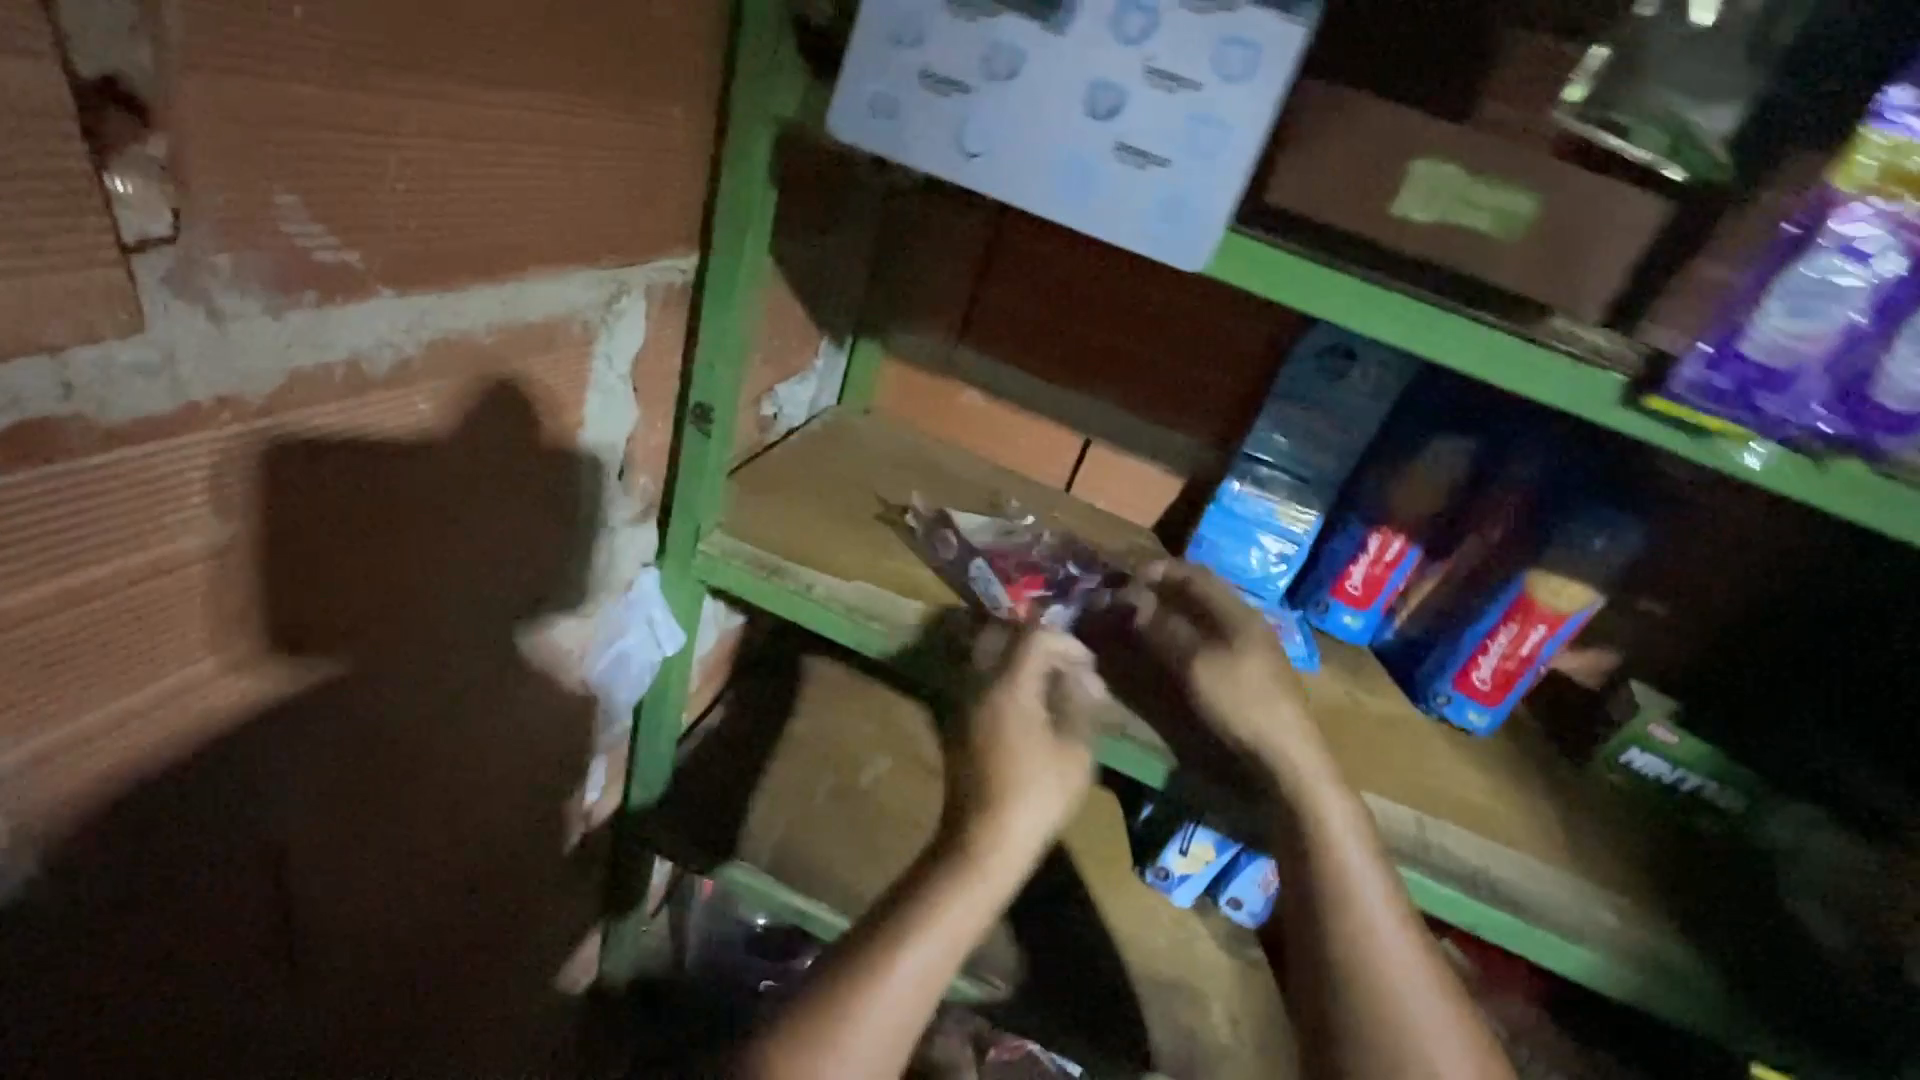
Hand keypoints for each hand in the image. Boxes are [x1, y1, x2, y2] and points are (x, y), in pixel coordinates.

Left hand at [942, 624, 1104, 858]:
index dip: (1066, 642)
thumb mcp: (1075, 749)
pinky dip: (1001, 680)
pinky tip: (1027, 708)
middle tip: (1063, 665)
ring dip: (1016, 660)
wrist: (983, 840)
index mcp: (1008, 684)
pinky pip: (977, 682)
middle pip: (1000, 634)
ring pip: (984, 657)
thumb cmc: (1037, 795)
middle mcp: (977, 683)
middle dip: (1035, 642)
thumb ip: (1080, 702)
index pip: (1034, 635)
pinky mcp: (955, 722)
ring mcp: (960, 702)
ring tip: (1048, 686)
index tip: (1088, 665)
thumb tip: (1084, 676)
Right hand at [1130, 562, 1331, 786]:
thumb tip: (1133, 599)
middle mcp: (1243, 621)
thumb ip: (1163, 628)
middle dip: (1160, 592)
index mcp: (1237, 611)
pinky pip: (1205, 640)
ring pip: (1200, 618)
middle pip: (1198, 594)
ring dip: (1168, 615)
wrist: (1285, 755)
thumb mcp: (1195, 663)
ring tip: (1137, 623)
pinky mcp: (1244, 672)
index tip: (1126, 577)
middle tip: (1126, 601)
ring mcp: (1246, 647)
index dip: (1158, 571)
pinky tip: (1163, 651)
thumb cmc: (1241, 701)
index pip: (1194, 574)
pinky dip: (1179, 637)